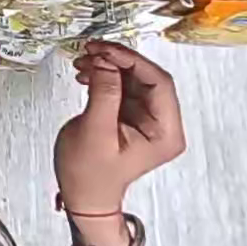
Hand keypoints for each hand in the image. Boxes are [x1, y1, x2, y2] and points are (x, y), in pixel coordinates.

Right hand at [55, 41, 185, 245]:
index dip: (133, 61)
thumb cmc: (89, 175)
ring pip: (132, 76)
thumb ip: (104, 94)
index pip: (159, 82)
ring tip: (83, 62)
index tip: (106, 51)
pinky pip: (120, 83)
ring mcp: (145, 117)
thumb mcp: (95, 132)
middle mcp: (161, 123)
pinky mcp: (129, 112)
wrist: (81, 195)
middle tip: (91, 51)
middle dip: (117, 60)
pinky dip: (102, 74)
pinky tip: (86, 73)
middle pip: (146, 76)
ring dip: (107, 65)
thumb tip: (106, 61)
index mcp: (165, 132)